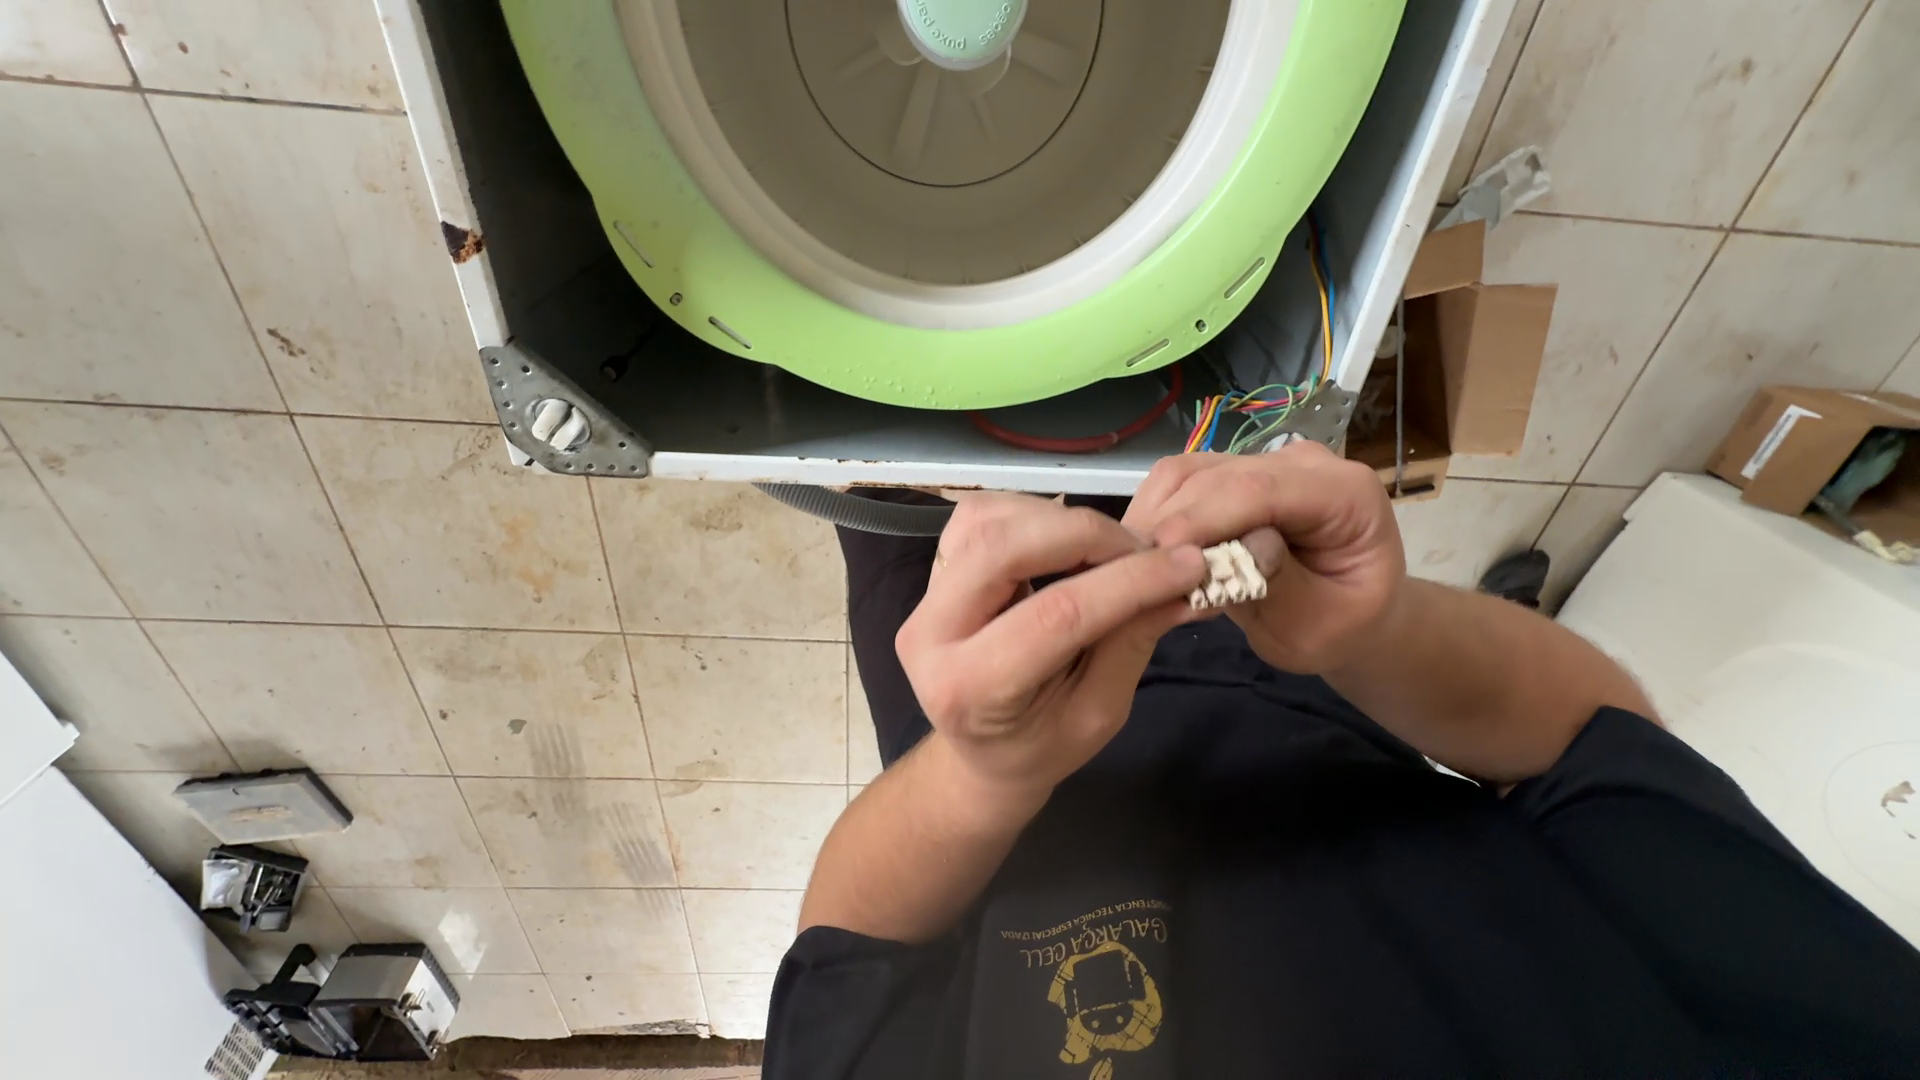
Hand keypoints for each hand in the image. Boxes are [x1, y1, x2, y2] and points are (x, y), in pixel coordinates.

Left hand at [895, 494, 1207, 798]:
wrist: (981, 751)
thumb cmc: (1043, 744)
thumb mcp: (1099, 712)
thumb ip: (1132, 642)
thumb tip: (1186, 581)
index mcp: (970, 689)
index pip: (1055, 615)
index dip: (1128, 581)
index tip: (1188, 563)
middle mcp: (929, 636)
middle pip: (1003, 549)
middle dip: (1087, 534)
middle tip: (1143, 548)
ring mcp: (921, 597)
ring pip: (987, 521)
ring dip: (1058, 520)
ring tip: (1107, 548)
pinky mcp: (930, 570)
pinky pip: (979, 516)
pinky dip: (1031, 513)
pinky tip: (1064, 539)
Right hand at [1124, 442, 1406, 674]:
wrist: (1349, 618)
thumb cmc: (1339, 627)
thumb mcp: (1317, 625)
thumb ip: (1280, 584)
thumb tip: (1230, 551)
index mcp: (1343, 493)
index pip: (1260, 489)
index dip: (1203, 517)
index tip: (1158, 555)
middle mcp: (1301, 463)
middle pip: (1216, 477)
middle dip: (1170, 522)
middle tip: (1131, 573)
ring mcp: (1262, 462)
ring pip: (1187, 473)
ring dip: (1154, 517)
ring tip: (1135, 565)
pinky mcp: (1231, 473)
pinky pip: (1179, 481)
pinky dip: (1155, 513)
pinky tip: (1145, 552)